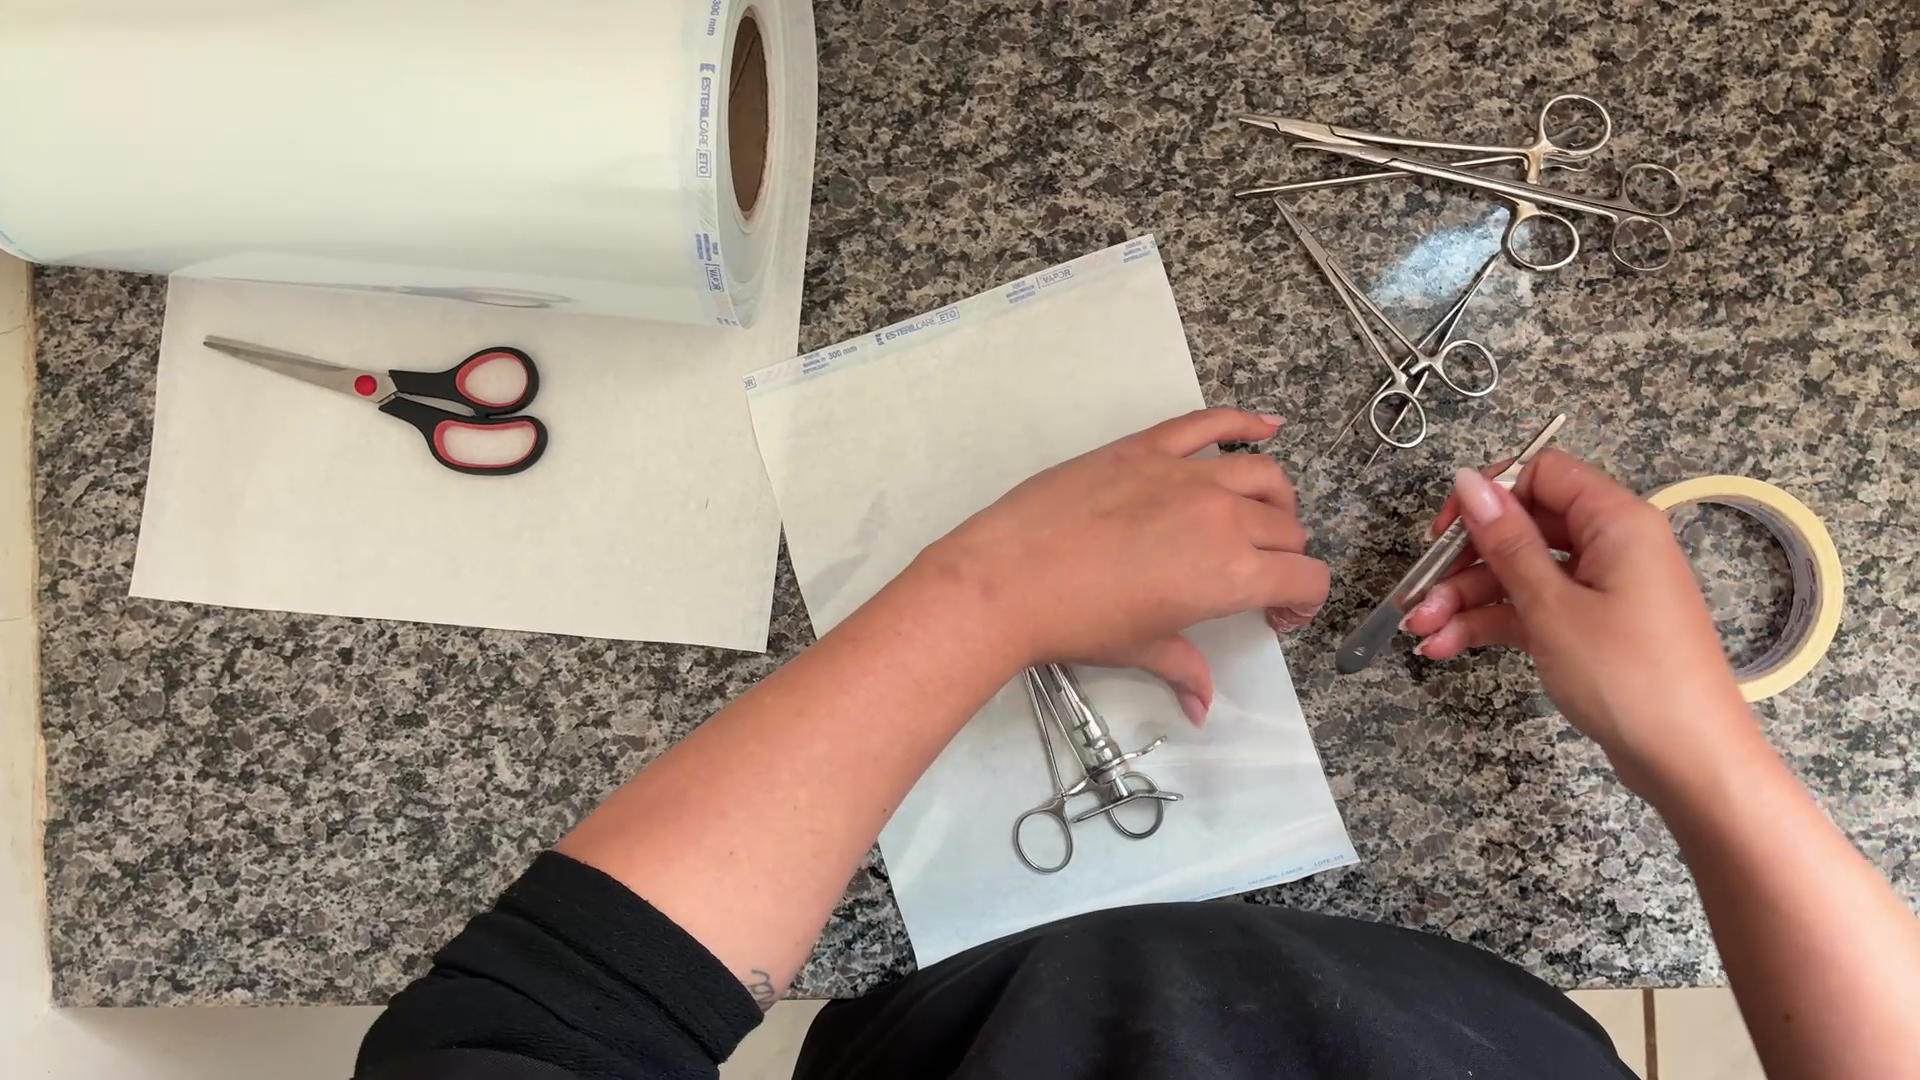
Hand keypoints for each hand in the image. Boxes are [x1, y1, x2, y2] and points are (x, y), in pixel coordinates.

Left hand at [907, 408, 1328, 726]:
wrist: (1008, 579)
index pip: (1305, 578)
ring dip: (1274, 500)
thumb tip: (1202, 706)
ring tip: (1256, 518)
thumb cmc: (1076, 622)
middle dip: (1283, 557)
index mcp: (1230, 574)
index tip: (1276, 616)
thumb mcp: (1138, 649)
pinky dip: (1245, 421)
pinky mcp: (1144, 448)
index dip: (1302, 601)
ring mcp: (1183, 474)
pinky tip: (1267, 424)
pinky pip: (1207, 423)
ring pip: (1262, 474)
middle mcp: (1221, 517)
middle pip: (1286, 527)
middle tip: (1254, 577)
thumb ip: (1184, 669)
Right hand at [1400, 449, 1758, 791]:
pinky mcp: (1582, 623)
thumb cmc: (1626, 675)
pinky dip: (1483, 624)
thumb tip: (1470, 480)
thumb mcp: (1551, 604)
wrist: (1687, 763)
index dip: (1488, 494)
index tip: (1445, 531)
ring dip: (1460, 600)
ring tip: (1421, 632)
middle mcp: (1606, 546)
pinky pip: (1523, 607)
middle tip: (1419, 590)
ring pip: (1511, 573)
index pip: (1541, 473)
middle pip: (1516, 529)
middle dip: (1460, 562)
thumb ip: (1505, 540)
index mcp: (1615, 523)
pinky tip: (1443, 646)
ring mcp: (1594, 587)